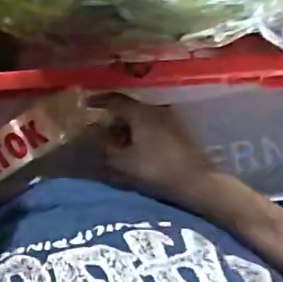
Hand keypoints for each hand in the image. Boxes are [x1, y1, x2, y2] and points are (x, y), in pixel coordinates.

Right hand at [94, 93, 239, 216]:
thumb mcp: (124, 161)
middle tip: (99, 131)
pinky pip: (150, 126)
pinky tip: (133, 148)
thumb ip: (105, 147)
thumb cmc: (156, 169)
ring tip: (115, 144)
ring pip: (140, 118)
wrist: (196, 182)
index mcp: (140, 113)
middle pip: (128, 109)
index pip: (115, 100)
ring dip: (126, 128)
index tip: (86, 103)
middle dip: (112, 119)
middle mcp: (155, 111)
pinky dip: (138, 133)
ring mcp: (168, 121)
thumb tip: (94, 136)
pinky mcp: (176, 133)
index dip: (99, 100)